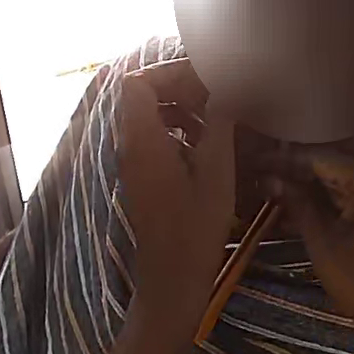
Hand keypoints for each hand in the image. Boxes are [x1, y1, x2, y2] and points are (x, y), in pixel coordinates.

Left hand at [115, 60, 236, 339]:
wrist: (170, 280)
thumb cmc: (196, 227)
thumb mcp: (216, 171)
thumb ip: (219, 124)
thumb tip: (226, 91)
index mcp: (141, 139)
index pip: (137, 82)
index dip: (168, 74)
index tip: (205, 80)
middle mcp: (128, 146)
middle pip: (141, 96)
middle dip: (177, 89)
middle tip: (215, 97)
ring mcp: (131, 163)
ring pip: (146, 117)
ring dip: (178, 110)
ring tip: (215, 119)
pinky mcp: (139, 178)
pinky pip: (151, 139)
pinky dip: (174, 131)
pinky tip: (204, 146)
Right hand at [277, 149, 353, 346]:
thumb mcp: (323, 243)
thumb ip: (297, 204)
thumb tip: (270, 179)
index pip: (319, 156)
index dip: (285, 159)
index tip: (256, 161)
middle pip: (333, 166)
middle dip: (296, 172)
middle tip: (260, 176)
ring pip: (343, 184)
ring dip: (311, 189)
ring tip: (275, 193)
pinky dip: (329, 203)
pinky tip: (303, 211)